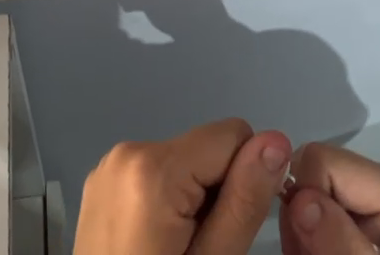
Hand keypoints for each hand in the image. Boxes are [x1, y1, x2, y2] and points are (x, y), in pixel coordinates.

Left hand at [74, 118, 290, 254]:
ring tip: (176, 248)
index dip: (245, 181)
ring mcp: (110, 166)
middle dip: (216, 191)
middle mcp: (128, 151)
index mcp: (154, 166)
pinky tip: (156, 242)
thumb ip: (244, 200)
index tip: (228, 227)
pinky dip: (168, 201)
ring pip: (185, 161)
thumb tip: (276, 141)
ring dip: (193, 198)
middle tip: (200, 246)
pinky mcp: (103, 182)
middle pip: (206, 148)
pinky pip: (157, 173)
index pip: (233, 135)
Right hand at [282, 143, 379, 254]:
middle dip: (303, 220)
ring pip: (322, 194)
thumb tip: (300, 199)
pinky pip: (338, 210)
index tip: (304, 249)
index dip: (301, 200)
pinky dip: (325, 237)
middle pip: (319, 175)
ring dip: (310, 233)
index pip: (320, 161)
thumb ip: (344, 248)